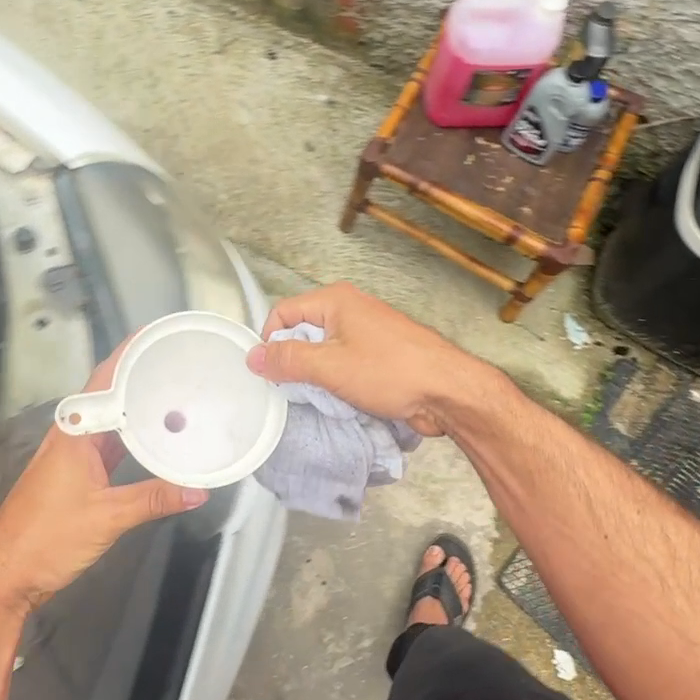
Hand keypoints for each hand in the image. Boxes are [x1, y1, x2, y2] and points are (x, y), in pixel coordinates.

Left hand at [0, 347, 206, 618]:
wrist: (4, 577)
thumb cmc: (46, 540)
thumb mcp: (107, 518)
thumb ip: (154, 499)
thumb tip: (199, 490)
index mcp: (74, 435)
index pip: (104, 380)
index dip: (129, 354)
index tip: (157, 336)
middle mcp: (71, 437)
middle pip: (108, 395)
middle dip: (140, 377)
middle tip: (179, 364)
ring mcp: (71, 457)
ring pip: (110, 421)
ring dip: (137, 408)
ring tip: (175, 394)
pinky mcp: (74, 476)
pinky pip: (109, 445)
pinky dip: (131, 438)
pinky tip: (154, 439)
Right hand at [245, 283, 502, 436]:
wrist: (448, 391)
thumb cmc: (389, 372)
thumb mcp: (330, 367)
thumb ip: (288, 360)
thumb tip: (251, 356)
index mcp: (335, 300)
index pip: (283, 313)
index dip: (270, 342)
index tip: (270, 375)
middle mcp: (349, 308)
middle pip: (302, 331)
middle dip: (293, 360)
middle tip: (290, 391)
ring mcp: (367, 331)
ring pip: (323, 350)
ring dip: (315, 374)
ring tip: (317, 398)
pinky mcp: (379, 353)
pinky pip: (344, 362)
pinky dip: (336, 379)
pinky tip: (339, 400)